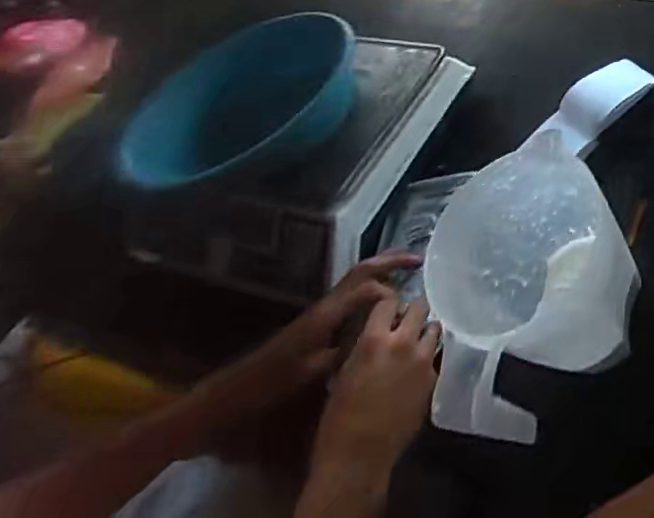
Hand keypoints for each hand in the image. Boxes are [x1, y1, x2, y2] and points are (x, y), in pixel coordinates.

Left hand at [190, 252, 419, 423]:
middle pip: (362, 271)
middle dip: (391, 261)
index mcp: (328, 312)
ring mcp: (322, 309)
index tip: (409, 305)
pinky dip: (373, 282)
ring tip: (408, 267)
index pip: (368, 289)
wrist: (234, 393)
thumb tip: (383, 329)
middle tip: (419, 259)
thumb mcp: (314, 369)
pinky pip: (352, 290)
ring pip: (357, 277)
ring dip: (383, 267)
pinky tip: (384, 293)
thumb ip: (350, 346)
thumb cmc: (273, 383)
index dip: (391, 293)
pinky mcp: (319, 318)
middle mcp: (327, 303)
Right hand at [299, 296, 440, 515]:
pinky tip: (420, 365)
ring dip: (426, 331)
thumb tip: (375, 333)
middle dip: (414, 310)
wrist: (357, 455)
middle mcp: (403, 342)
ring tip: (418, 339)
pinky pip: (436, 355)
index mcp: (374, 340)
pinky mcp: (434, 376)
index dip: (387, 305)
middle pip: (420, 307)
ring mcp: (423, 358)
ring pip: (435, 328)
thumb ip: (364, 347)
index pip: (388, 302)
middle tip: (409, 319)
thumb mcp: (344, 374)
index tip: (388, 309)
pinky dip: (429, 356)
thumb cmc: (338, 418)